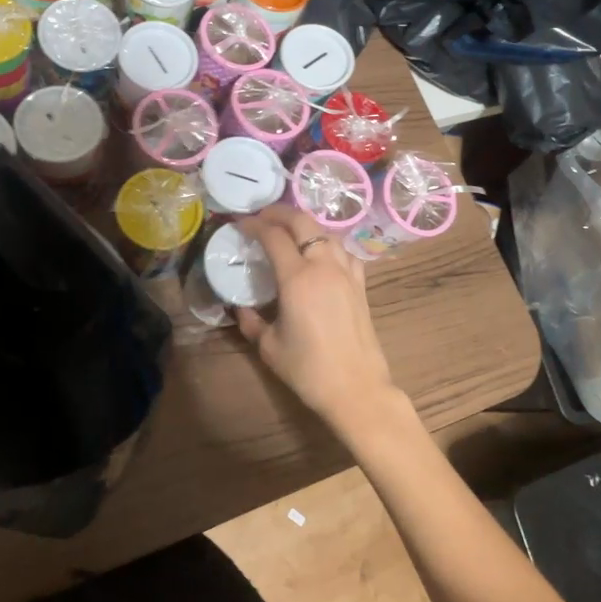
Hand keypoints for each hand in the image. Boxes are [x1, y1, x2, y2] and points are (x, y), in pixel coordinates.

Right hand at [236, 205, 404, 433]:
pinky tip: (321, 255)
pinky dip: (328, 244)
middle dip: (279, 213)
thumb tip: (239, 307)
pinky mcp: (361, 285)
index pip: (273, 236)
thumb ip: (251, 321)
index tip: (240, 223)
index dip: (254, 225)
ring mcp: (347, 273)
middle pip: (303, 222)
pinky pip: (344, 251)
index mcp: (298, 278)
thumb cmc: (308, 369)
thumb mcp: (269, 347)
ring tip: (289, 232)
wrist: (356, 388)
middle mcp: (324, 266)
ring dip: (305, 226)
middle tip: (262, 217)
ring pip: (326, 233)